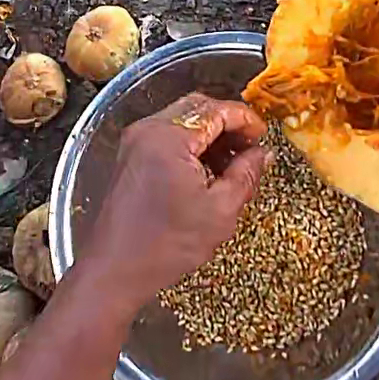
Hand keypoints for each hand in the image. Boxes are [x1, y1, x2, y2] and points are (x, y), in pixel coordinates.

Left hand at [81, 93, 271, 306]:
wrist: (114, 270)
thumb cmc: (166, 245)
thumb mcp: (220, 211)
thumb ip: (246, 174)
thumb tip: (263, 153)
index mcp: (169, 137)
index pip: (216, 110)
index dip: (246, 120)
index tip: (264, 137)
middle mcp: (148, 130)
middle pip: (197, 108)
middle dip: (228, 124)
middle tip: (250, 148)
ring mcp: (135, 142)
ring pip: (182, 120)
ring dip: (210, 135)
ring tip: (232, 165)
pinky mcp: (130, 157)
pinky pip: (167, 136)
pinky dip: (190, 145)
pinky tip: (206, 172)